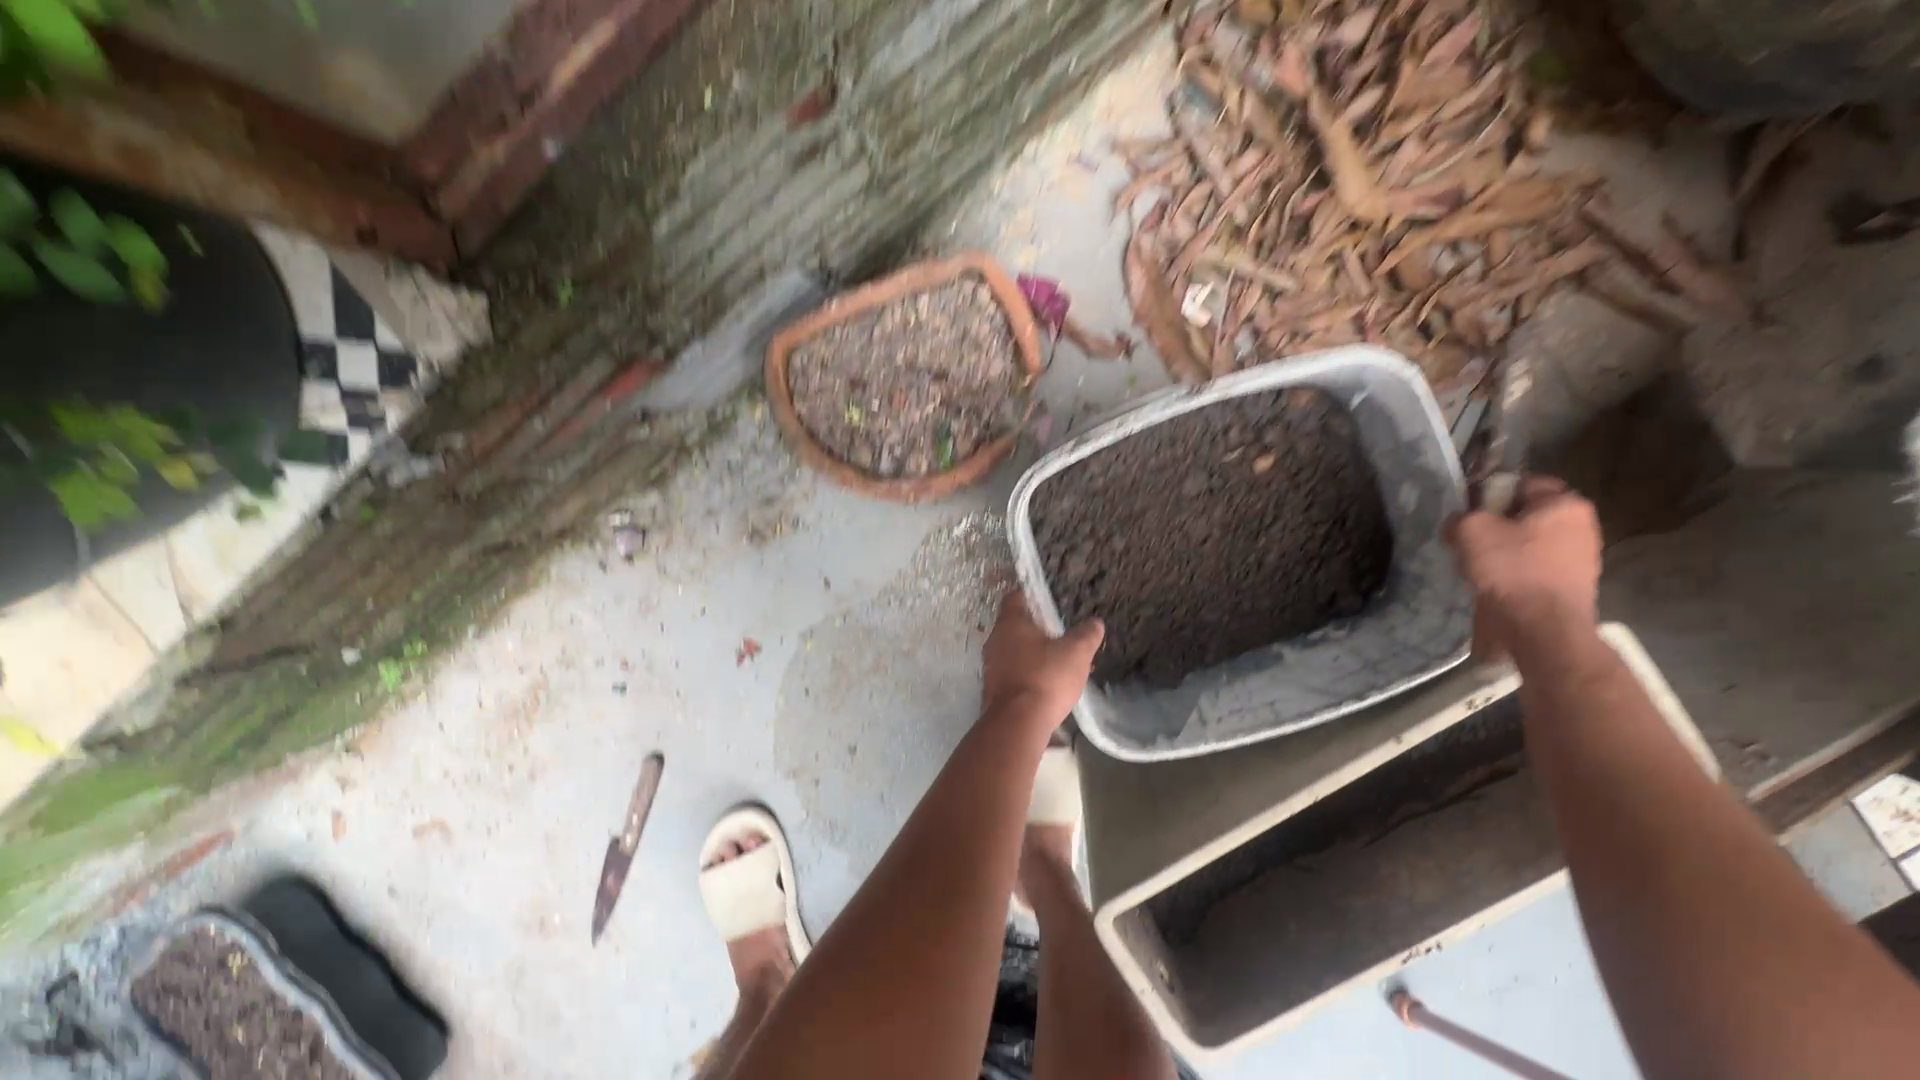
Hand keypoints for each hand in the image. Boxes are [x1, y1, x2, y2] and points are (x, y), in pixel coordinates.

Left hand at [981, 590, 1104, 731]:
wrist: (1017, 723)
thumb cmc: (1046, 677)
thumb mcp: (1076, 652)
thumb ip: (1086, 635)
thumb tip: (1095, 623)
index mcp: (1011, 623)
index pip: (1015, 598)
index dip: (1031, 597)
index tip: (1048, 602)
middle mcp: (995, 640)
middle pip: (1016, 627)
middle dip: (1039, 632)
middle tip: (1063, 639)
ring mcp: (991, 667)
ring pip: (1016, 653)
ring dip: (1037, 656)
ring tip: (1063, 667)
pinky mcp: (993, 690)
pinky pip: (1014, 674)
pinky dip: (1031, 676)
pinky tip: (1051, 688)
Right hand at [1444, 476, 1601, 652]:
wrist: (1542, 628)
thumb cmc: (1512, 569)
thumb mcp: (1470, 532)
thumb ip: (1459, 518)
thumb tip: (1458, 524)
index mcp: (1565, 503)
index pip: (1522, 483)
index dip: (1491, 493)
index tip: (1469, 512)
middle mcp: (1583, 525)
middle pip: (1528, 515)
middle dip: (1498, 524)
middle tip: (1471, 540)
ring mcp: (1582, 558)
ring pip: (1531, 542)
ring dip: (1506, 550)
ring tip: (1480, 566)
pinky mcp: (1574, 586)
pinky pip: (1537, 567)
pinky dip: (1517, 572)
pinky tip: (1497, 585)